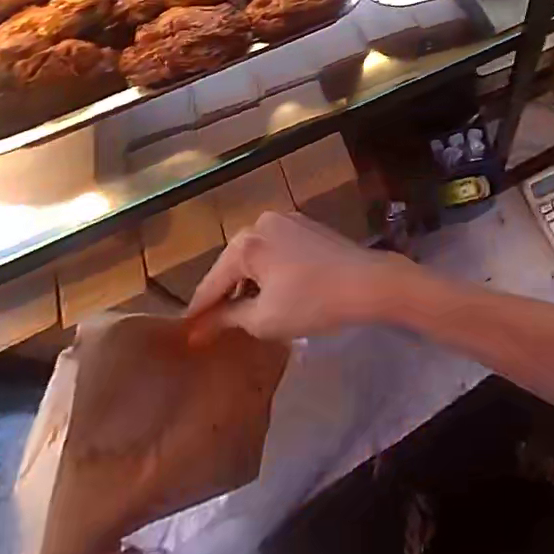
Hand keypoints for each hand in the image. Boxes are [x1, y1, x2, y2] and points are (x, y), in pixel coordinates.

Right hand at [185, 210, 417, 342]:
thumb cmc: (313, 303)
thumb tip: (202, 326)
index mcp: (246, 243)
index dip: (198, 311)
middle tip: (211, 324)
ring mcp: (286, 219)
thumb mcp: (264, 319)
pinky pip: (274, 248)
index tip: (185, 334)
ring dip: (247, 281)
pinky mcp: (306, 225)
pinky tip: (270, 290)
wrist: (368, 282)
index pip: (211, 282)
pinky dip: (267, 269)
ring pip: (254, 255)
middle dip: (223, 293)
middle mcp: (261, 222)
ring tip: (240, 310)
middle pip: (232, 264)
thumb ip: (228, 318)